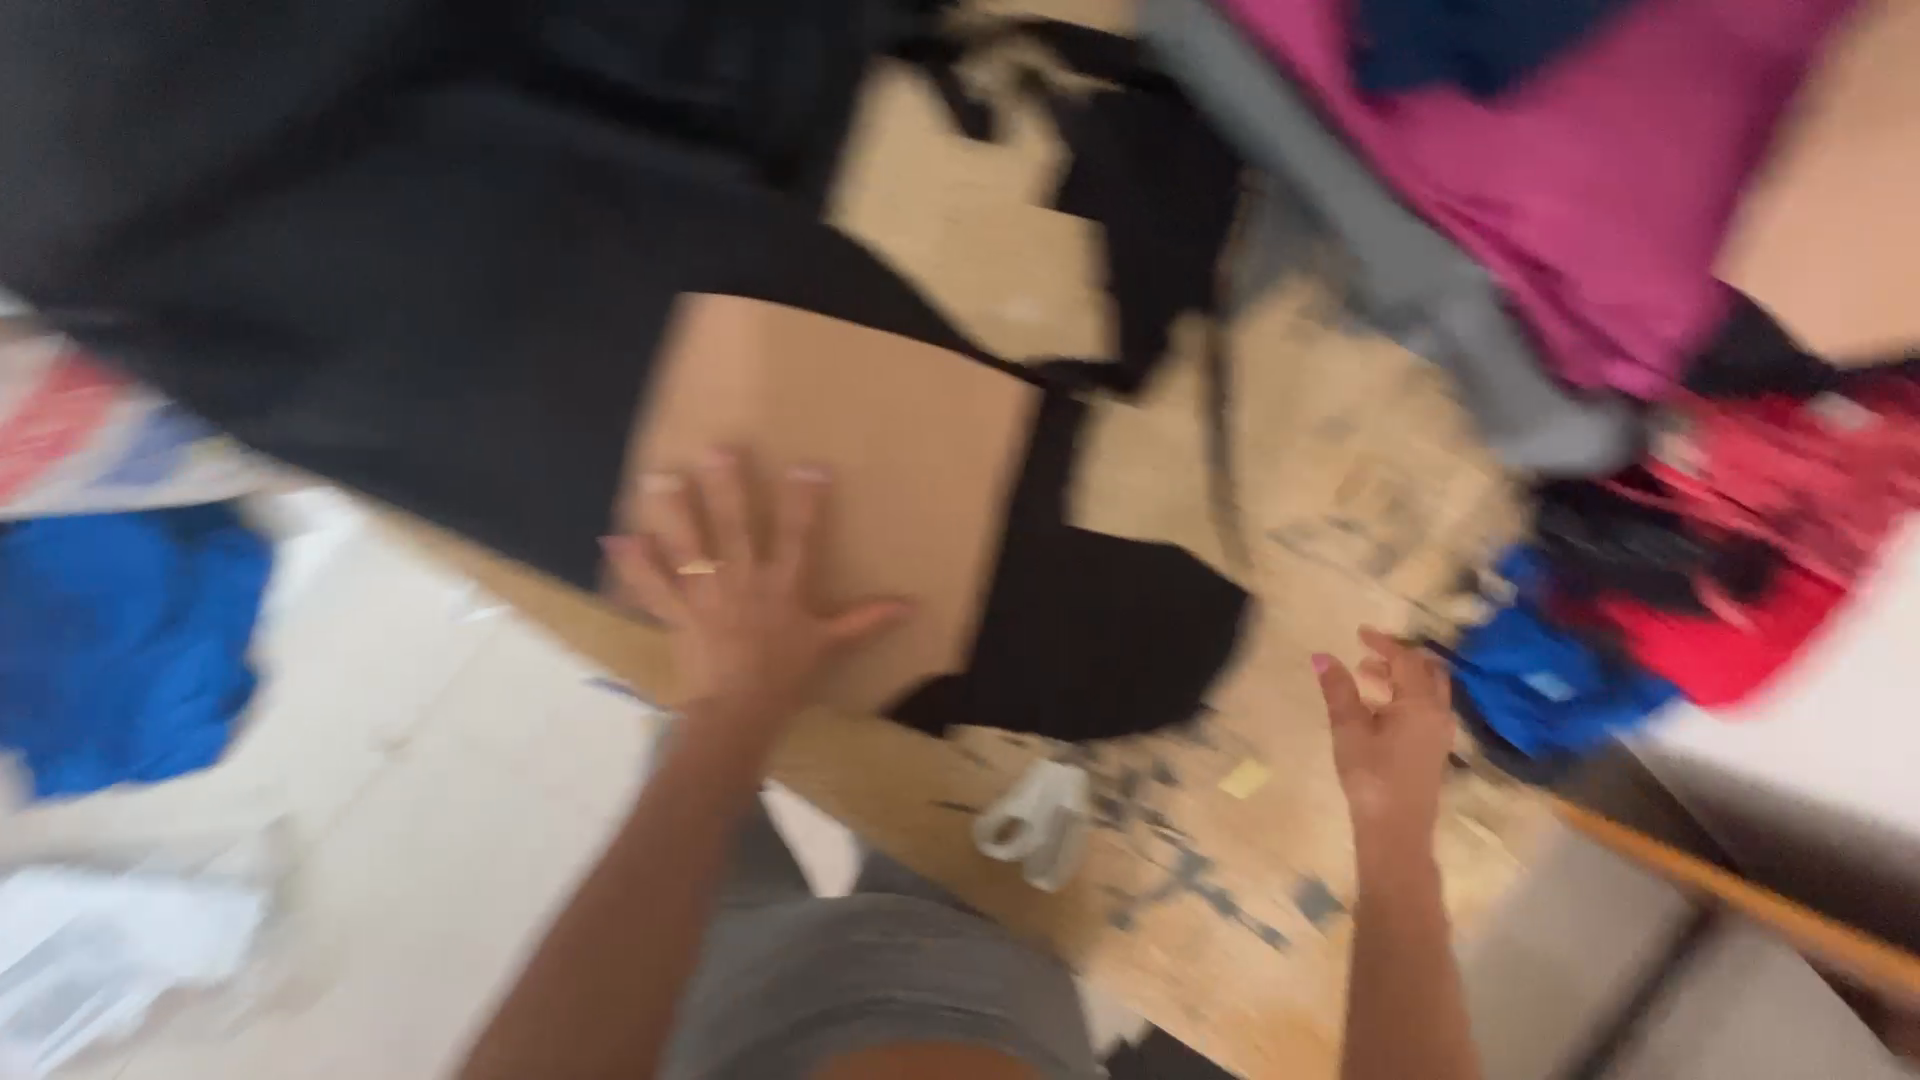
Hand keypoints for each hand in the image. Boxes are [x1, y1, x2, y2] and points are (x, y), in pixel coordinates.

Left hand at [600, 448, 911, 730]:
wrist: (740, 713)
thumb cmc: (787, 676)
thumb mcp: (831, 644)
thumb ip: (868, 618)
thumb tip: (913, 604)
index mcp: (784, 586)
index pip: (798, 535)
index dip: (805, 500)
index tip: (808, 465)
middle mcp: (744, 582)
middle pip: (734, 528)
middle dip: (726, 488)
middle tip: (716, 450)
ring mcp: (707, 596)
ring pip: (689, 548)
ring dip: (673, 513)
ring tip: (658, 478)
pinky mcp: (678, 614)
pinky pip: (654, 587)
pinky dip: (635, 565)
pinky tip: (616, 538)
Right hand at [1313, 628, 1455, 861]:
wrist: (1396, 828)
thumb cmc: (1371, 774)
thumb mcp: (1348, 728)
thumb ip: (1338, 690)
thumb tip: (1323, 656)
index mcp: (1421, 704)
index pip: (1406, 661)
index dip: (1383, 643)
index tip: (1359, 633)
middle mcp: (1438, 714)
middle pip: (1428, 672)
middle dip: (1399, 657)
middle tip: (1367, 652)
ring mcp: (1439, 734)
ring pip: (1427, 692)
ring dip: (1400, 677)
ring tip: (1365, 676)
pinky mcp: (1433, 749)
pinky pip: (1424, 709)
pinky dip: (1403, 696)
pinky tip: (1375, 708)